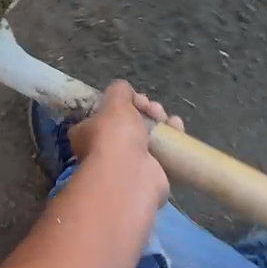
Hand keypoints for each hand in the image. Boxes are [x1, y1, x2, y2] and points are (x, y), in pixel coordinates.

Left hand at [68, 81, 183, 202]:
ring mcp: (127, 166)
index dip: (123, 103)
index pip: (106, 113)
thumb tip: (125, 91)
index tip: (136, 99)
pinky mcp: (149, 177)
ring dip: (161, 124)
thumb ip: (119, 90)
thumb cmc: (114, 135)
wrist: (130, 176)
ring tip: (169, 119)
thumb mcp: (115, 100)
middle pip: (130, 124)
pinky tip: (178, 129)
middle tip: (154, 109)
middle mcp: (105, 150)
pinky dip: (172, 141)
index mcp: (88, 133)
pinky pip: (163, 155)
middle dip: (146, 112)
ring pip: (148, 138)